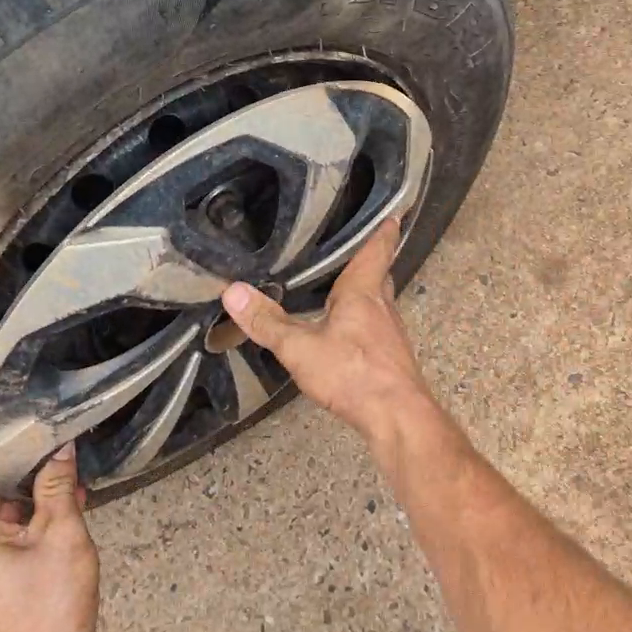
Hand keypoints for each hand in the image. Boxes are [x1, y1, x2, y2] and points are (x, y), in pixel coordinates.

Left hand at [0, 444, 98, 631]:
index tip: (17, 439)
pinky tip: (67, 507)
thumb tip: (60, 446)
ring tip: (66, 481)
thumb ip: (57, 485)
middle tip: (49, 454)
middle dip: (14, 470)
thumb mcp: (62, 533)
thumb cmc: (51, 605)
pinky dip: (31, 517)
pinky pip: (5, 534)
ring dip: (29, 494)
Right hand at [220, 218, 436, 447]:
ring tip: (345, 288)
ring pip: (380, 304)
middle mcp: (383, 308)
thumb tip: (232, 291)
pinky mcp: (391, 360)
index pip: (377, 251)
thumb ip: (267, 322)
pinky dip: (365, 323)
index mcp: (363, 293)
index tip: (392, 213)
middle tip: (356, 248)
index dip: (383, 230)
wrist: (399, 419)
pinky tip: (348, 336)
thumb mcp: (300, 348)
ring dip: (367, 293)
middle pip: (379, 276)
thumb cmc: (353, 373)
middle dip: (371, 261)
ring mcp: (391, 335)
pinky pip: (377, 330)